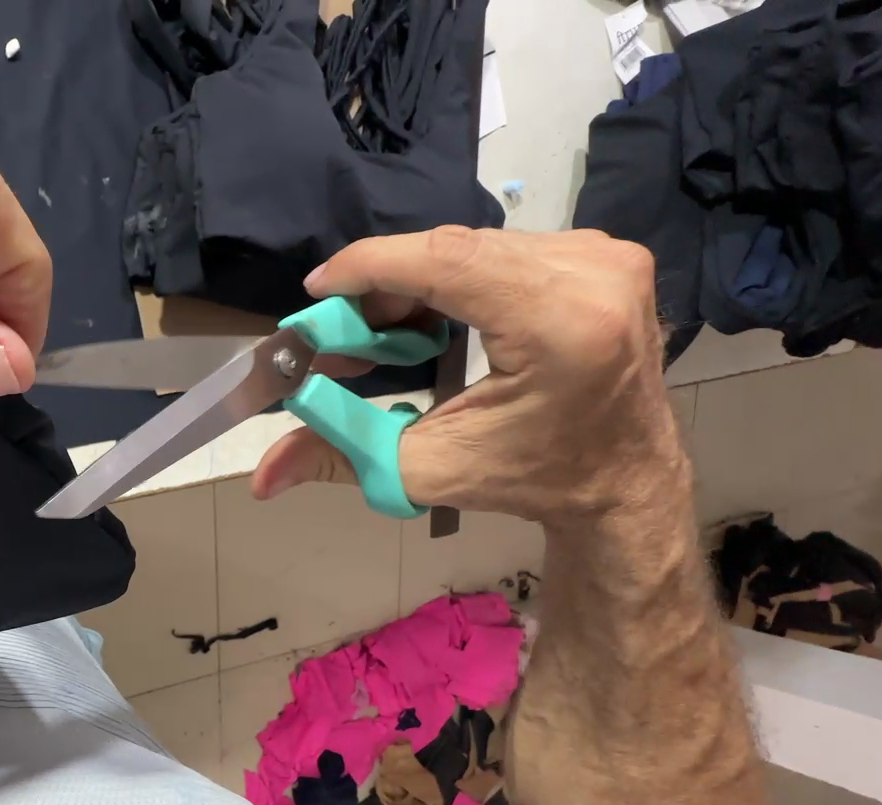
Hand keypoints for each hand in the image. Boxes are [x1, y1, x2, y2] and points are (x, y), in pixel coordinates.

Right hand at [253, 227, 689, 526]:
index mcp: (560, 323)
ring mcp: (604, 256)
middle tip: (337, 334)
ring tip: (380, 339)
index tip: (315, 291)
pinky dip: (446, 283)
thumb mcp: (423, 470)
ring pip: (471, 248)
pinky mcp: (601, 256)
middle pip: (453, 251)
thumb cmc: (528, 478)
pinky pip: (498, 251)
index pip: (447, 260)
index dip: (369, 266)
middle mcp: (593, 272)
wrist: (620, 480)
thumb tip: (262, 479)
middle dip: (380, 287)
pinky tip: (426, 325)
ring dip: (410, 286)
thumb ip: (338, 458)